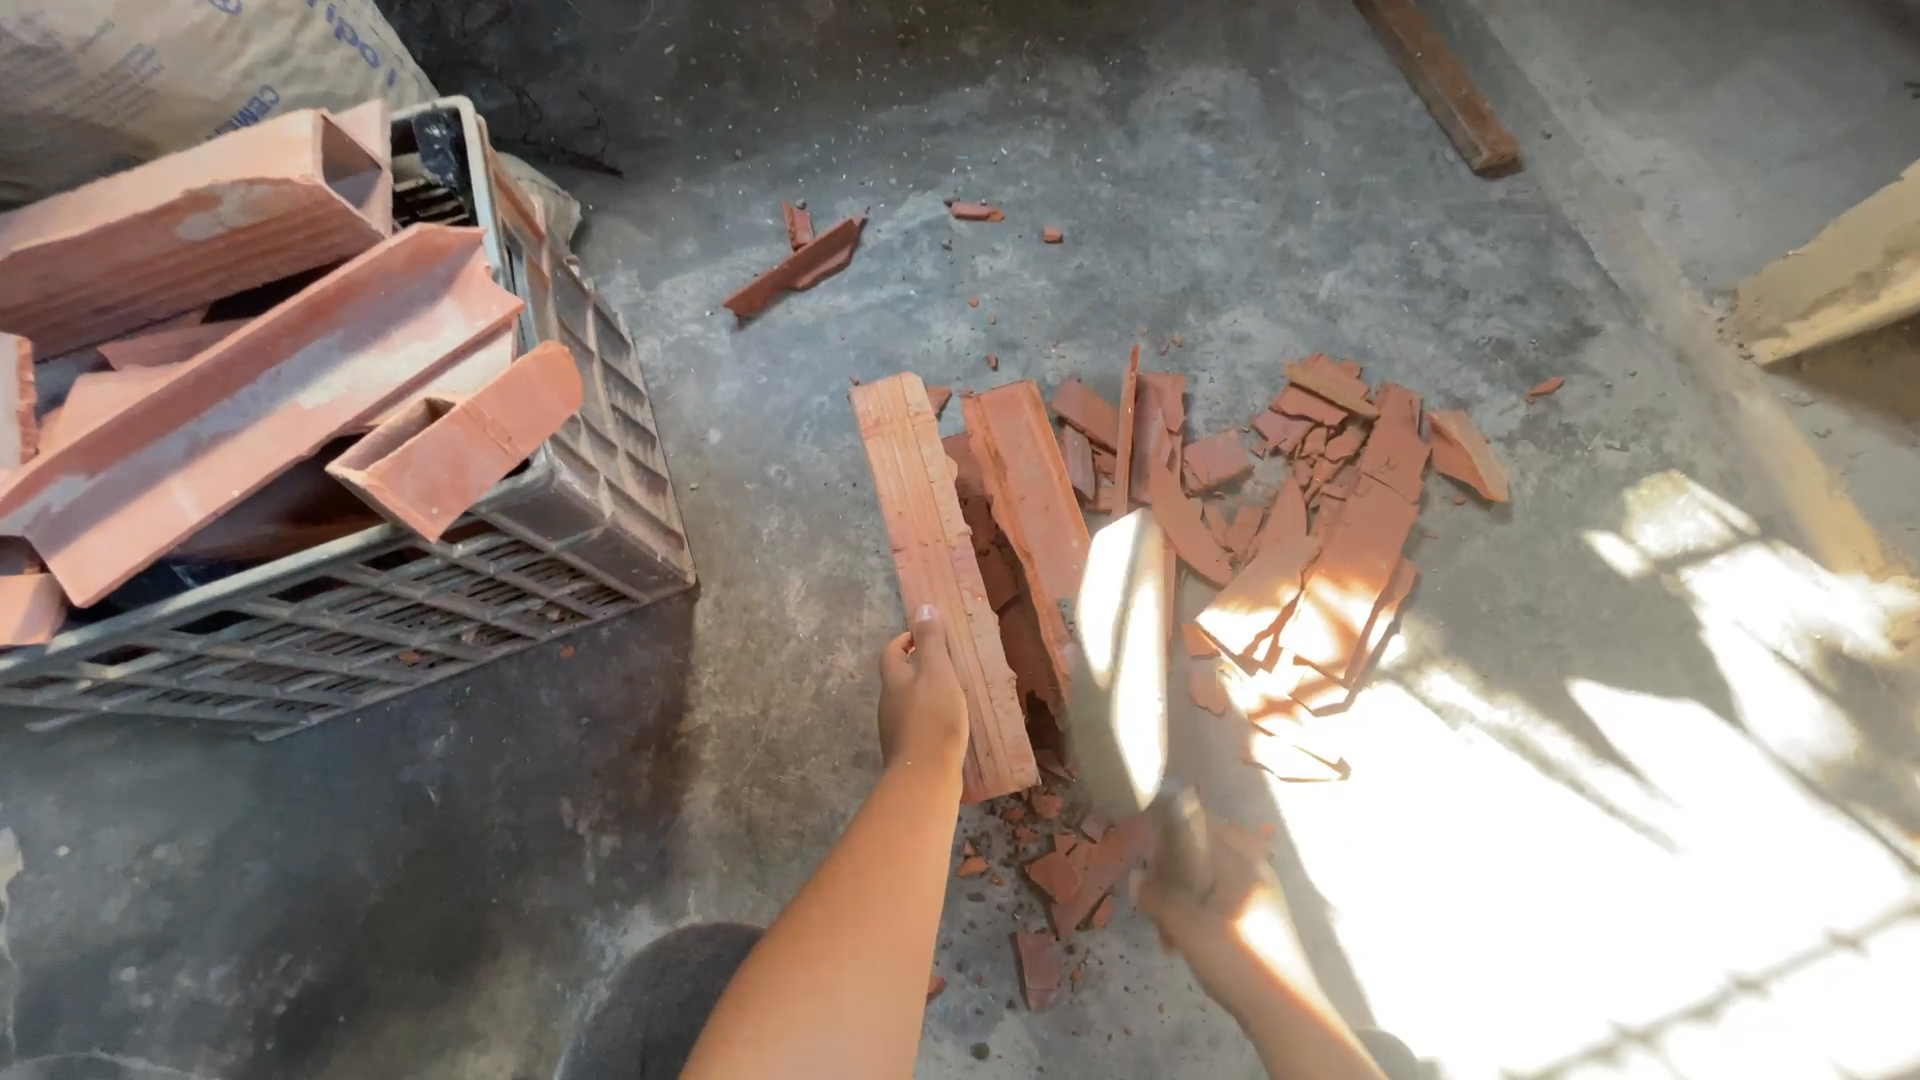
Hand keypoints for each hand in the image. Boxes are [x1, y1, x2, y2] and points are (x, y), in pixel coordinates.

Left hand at [877, 604, 968, 771]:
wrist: (925, 777)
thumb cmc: (933, 718)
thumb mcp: (938, 672)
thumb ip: (931, 641)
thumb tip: (922, 607)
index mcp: (893, 680)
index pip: (891, 651)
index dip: (904, 640)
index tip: (923, 636)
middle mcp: (889, 703)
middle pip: (897, 677)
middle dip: (916, 667)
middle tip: (945, 663)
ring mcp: (896, 730)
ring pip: (908, 702)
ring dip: (925, 693)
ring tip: (953, 693)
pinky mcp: (907, 751)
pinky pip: (918, 726)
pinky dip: (931, 718)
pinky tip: (951, 725)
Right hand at [1134, 816, 1320, 1024]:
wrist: (1288, 1015)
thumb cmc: (1237, 961)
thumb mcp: (1187, 928)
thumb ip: (1157, 896)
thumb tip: (1135, 876)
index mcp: (1239, 859)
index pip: (1199, 818)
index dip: (1169, 827)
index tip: (1146, 851)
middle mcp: (1253, 867)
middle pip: (1202, 847)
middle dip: (1172, 868)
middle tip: (1153, 895)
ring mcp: (1260, 892)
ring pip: (1209, 875)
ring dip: (1183, 893)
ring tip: (1167, 931)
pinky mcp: (1260, 916)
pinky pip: (1221, 896)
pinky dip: (1199, 908)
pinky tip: (1186, 939)